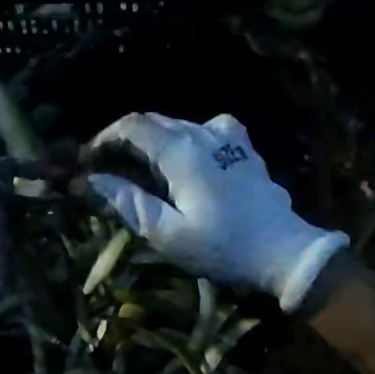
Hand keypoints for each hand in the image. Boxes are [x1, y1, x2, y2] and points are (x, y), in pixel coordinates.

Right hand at [86, 112, 347, 311]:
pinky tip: (183, 162)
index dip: (104, 138)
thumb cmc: (222, 247)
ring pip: (176, 125)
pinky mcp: (242, 147)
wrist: (285, 252)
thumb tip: (94, 179)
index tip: (89, 160)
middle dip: (124, 141)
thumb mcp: (166, 233)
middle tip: (108, 169)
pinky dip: (182, 140)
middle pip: (152, 121)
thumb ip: (128, 201)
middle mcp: (202, 133)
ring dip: (151, 142)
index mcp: (181, 151)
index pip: (131, 126)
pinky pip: (204, 129)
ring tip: (140, 170)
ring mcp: (227, 136)